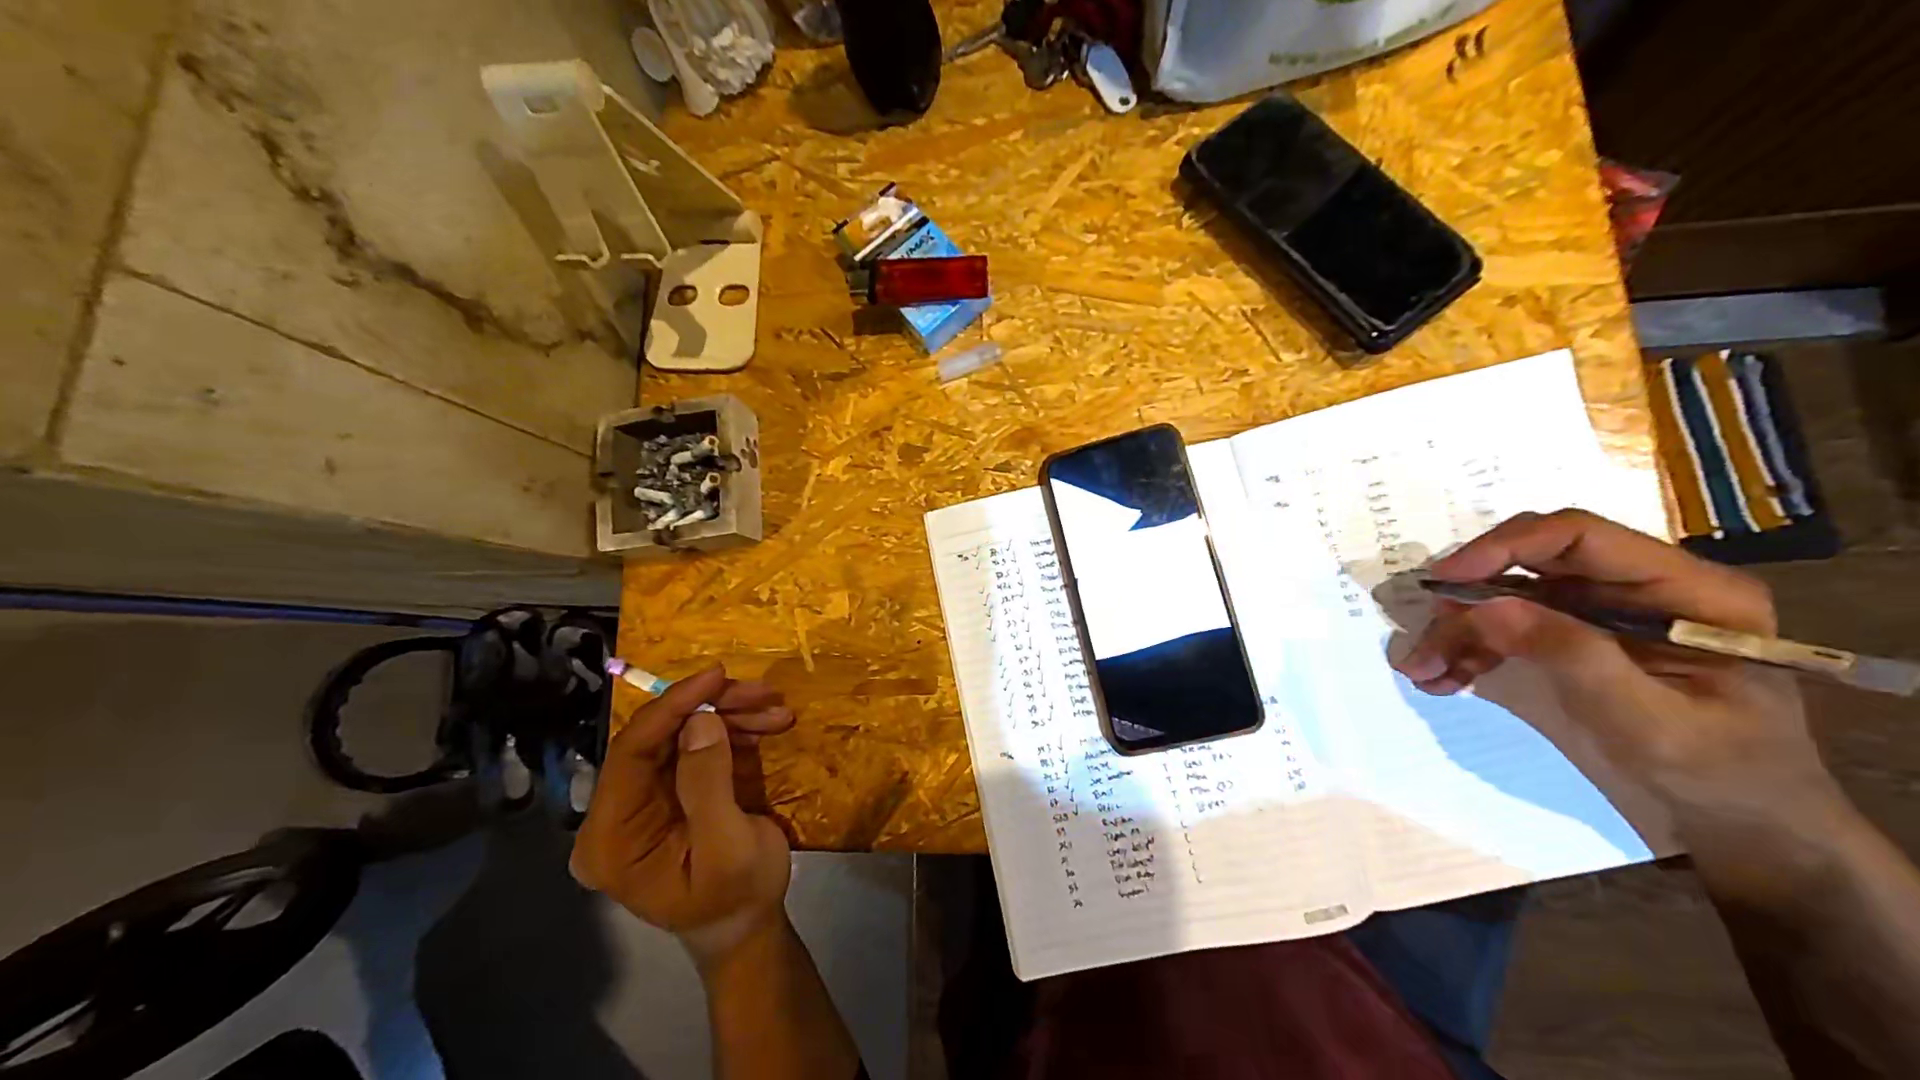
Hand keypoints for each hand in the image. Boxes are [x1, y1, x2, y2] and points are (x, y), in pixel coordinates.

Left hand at [570, 665, 796, 965]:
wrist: (749, 926)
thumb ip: (709, 783)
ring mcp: (645, 800)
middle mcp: (618, 812)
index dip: (671, 708)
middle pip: (658, 738)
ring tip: (776, 708)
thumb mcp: (727, 847)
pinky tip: (768, 723)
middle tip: (761, 693)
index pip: (630, 754)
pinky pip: (697, 746)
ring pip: (681, 735)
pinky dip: (734, 729)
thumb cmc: (736, 897)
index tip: (716, 676)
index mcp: (610, 837)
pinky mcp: (673, 791)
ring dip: (730, 715)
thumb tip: (701, 719)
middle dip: (712, 708)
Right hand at [1393, 509, 1834, 823]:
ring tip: (1420, 670)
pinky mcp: (1571, 639)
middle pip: (1529, 565)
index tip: (1446, 578)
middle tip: (1423, 630)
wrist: (1741, 826)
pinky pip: (1504, 629)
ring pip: (1505, 598)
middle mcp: (1637, 588)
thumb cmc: (1721, 774)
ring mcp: (1600, 614)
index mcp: (1685, 590)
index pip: (1581, 538)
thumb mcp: (1649, 721)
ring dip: (1456, 631)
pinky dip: (1466, 652)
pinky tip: (1441, 680)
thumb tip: (1488, 607)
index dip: (1506, 547)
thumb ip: (1573, 657)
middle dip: (1468, 596)